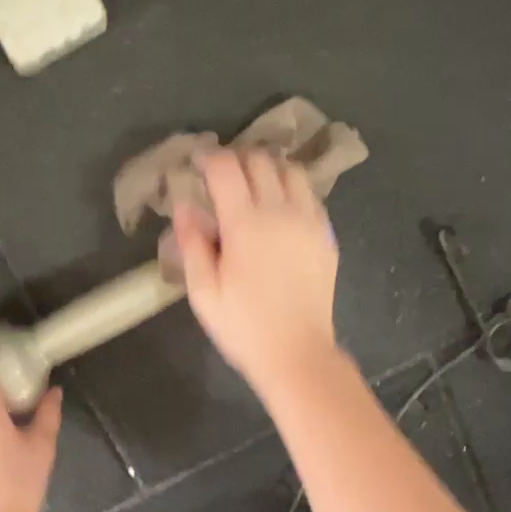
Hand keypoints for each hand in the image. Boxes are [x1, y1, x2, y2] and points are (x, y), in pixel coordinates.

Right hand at [173, 150, 342, 389]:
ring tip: (254, 187)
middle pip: (260, 160)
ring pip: (291, 170)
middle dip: (237, 160)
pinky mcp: (326, 236)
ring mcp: (309, 221)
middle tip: (222, 178)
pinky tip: (280, 210)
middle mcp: (281, 211)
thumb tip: (184, 206)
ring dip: (268, 169)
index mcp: (245, 224)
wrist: (297, 353)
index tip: (197, 165)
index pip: (226, 168)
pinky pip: (310, 195)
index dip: (209, 158)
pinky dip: (291, 190)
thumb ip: (192, 244)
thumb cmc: (243, 328)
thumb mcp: (203, 293)